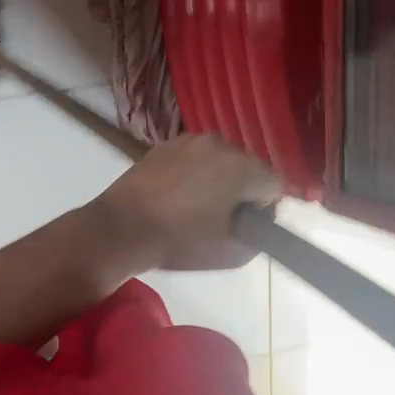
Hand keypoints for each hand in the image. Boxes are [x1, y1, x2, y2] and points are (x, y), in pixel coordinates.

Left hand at [87, 134, 281, 271]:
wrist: (121, 229)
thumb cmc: (179, 241)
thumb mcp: (231, 253)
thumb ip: (259, 237)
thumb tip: (258, 223)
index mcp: (241, 167)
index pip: (273, 184)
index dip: (263, 209)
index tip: (243, 225)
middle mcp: (219, 144)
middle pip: (247, 167)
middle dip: (240, 190)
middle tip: (219, 218)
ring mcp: (188, 141)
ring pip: (218, 160)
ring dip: (216, 179)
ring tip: (194, 206)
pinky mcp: (163, 145)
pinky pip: (191, 158)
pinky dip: (191, 172)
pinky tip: (175, 195)